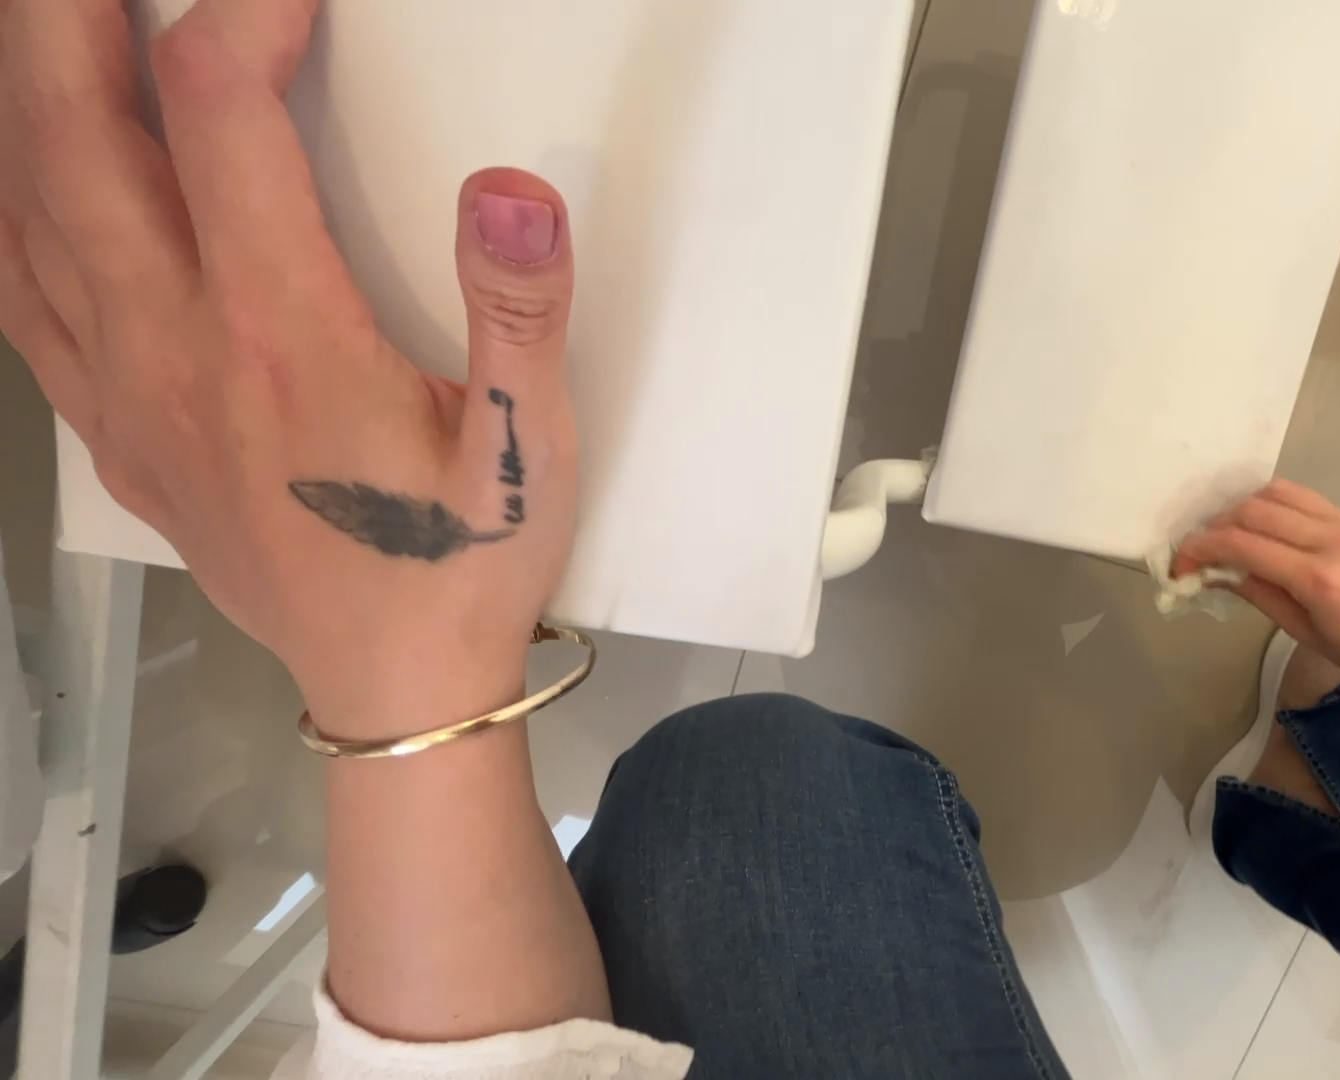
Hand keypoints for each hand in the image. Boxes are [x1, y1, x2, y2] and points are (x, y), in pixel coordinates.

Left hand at [0, 0, 577, 733]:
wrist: (399, 681)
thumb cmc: (470, 563)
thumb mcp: (530, 447)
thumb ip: (520, 316)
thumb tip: (515, 191)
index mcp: (285, 333)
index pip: (225, 123)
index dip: (244, 26)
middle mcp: (175, 342)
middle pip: (77, 132)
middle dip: (78, 17)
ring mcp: (128, 393)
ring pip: (20, 204)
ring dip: (24, 97)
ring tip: (47, 38)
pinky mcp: (125, 440)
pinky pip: (18, 297)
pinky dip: (5, 213)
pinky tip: (28, 194)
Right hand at [1173, 479, 1339, 703]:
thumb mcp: (1304, 632)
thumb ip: (1259, 594)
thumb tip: (1217, 573)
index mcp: (1318, 578)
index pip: (1241, 544)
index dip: (1199, 549)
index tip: (1179, 565)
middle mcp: (1332, 540)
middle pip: (1253, 511)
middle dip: (1214, 527)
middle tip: (1199, 553)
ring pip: (1276, 493)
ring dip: (1241, 509)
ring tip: (1228, 536)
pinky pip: (1303, 498)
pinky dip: (1271, 505)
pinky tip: (1262, 528)